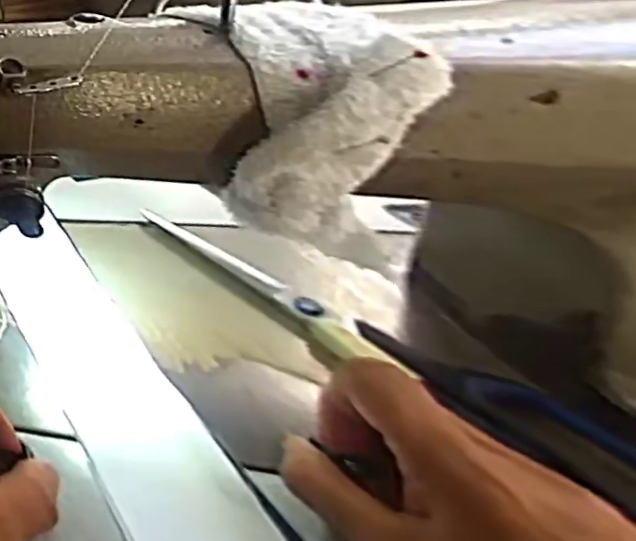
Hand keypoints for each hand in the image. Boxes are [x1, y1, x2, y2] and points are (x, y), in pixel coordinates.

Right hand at [283, 360, 634, 540]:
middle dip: (381, 447)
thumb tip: (297, 451)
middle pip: (417, 414)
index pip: (371, 376)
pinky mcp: (604, 525)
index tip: (342, 453)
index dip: (337, 401)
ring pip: (465, 451)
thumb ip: (328, 490)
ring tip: (434, 532)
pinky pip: (516, 487)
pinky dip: (483, 505)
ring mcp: (570, 496)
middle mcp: (514, 462)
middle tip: (382, 503)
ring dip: (430, 477)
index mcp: (455, 459)